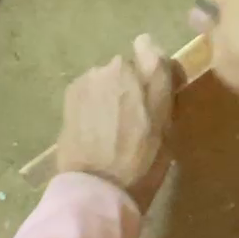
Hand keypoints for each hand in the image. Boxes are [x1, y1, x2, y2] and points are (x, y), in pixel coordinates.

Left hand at [55, 35, 176, 206]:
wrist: (97, 185)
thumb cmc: (142, 165)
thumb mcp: (167, 131)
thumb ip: (163, 91)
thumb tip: (156, 65)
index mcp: (151, 76)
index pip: (153, 52)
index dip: (153, 67)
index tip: (152, 88)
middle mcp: (121, 66)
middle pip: (126, 67)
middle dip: (128, 84)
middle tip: (129, 117)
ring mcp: (93, 76)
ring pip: (105, 78)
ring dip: (107, 93)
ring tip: (107, 126)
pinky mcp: (72, 90)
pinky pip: (87, 88)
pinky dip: (90, 101)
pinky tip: (91, 127)